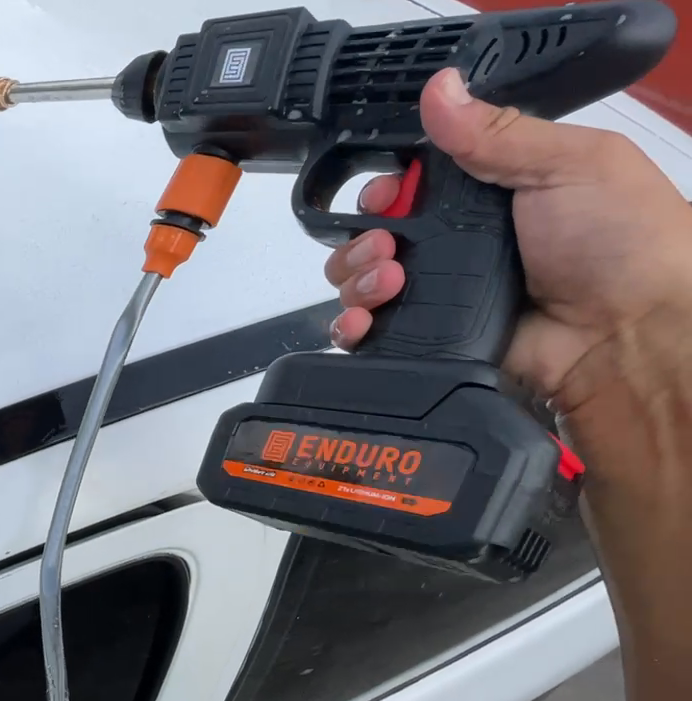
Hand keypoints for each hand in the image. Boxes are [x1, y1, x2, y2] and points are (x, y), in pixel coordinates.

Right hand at [324, 67, 691, 417]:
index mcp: (482, 201)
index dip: (381, 194)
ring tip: (390, 286)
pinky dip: (349, 328)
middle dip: (360, 245)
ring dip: (355, 283)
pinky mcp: (417, 338)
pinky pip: (358, 335)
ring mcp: (431, 296)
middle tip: (388, 251)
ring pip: (354, 287)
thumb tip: (441, 88)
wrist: (624, 332)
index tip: (385, 199)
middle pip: (366, 242)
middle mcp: (450, 248)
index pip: (403, 193)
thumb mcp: (570, 165)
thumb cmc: (619, 242)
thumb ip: (497, 133)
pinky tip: (364, 323)